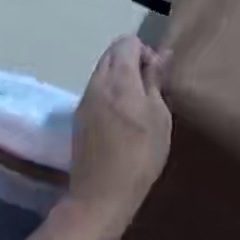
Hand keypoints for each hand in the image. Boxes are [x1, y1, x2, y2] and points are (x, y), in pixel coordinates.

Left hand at [63, 36, 170, 234]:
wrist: (100, 197)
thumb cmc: (140, 156)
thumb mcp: (159, 117)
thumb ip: (156, 81)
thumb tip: (162, 55)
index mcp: (119, 78)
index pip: (127, 42)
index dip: (145, 51)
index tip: (157, 75)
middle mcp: (97, 82)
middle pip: (112, 54)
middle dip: (131, 61)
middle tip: (150, 88)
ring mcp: (84, 100)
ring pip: (102, 71)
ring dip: (120, 77)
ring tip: (137, 106)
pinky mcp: (78, 117)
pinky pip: (96, 90)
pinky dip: (110, 93)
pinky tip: (121, 119)